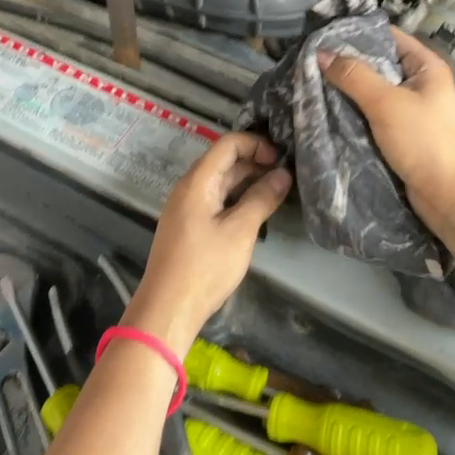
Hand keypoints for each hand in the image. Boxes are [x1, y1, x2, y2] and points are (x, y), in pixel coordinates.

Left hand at [124, 132, 292, 349]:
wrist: (167, 309)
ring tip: (278, 193)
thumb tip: (283, 175)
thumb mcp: (240, 231)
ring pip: (221, 182)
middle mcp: (189, 187)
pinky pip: (216, 200)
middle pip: (224, 161)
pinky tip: (257, 212)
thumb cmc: (204, 267)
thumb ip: (262, 199)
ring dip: (248, 183)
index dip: (257, 144)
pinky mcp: (189, 225)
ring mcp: (187, 207)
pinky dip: (237, 199)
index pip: (228, 144)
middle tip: (287, 177)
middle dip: (256, 163)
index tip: (282, 159)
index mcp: (198, 181)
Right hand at [319, 29, 454, 228]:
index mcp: (425, 66)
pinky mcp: (402, 134)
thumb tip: (320, 53)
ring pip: (372, 92)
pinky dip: (353, 112)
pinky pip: (372, 115)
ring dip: (347, 90)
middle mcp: (419, 83)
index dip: (357, 33)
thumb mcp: (387, 103)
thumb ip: (354, 76)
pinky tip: (327, 110)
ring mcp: (411, 110)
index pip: (387, 36)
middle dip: (346, 63)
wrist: (451, 197)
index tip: (322, 34)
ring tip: (311, 82)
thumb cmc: (425, 141)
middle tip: (309, 59)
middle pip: (377, 64)